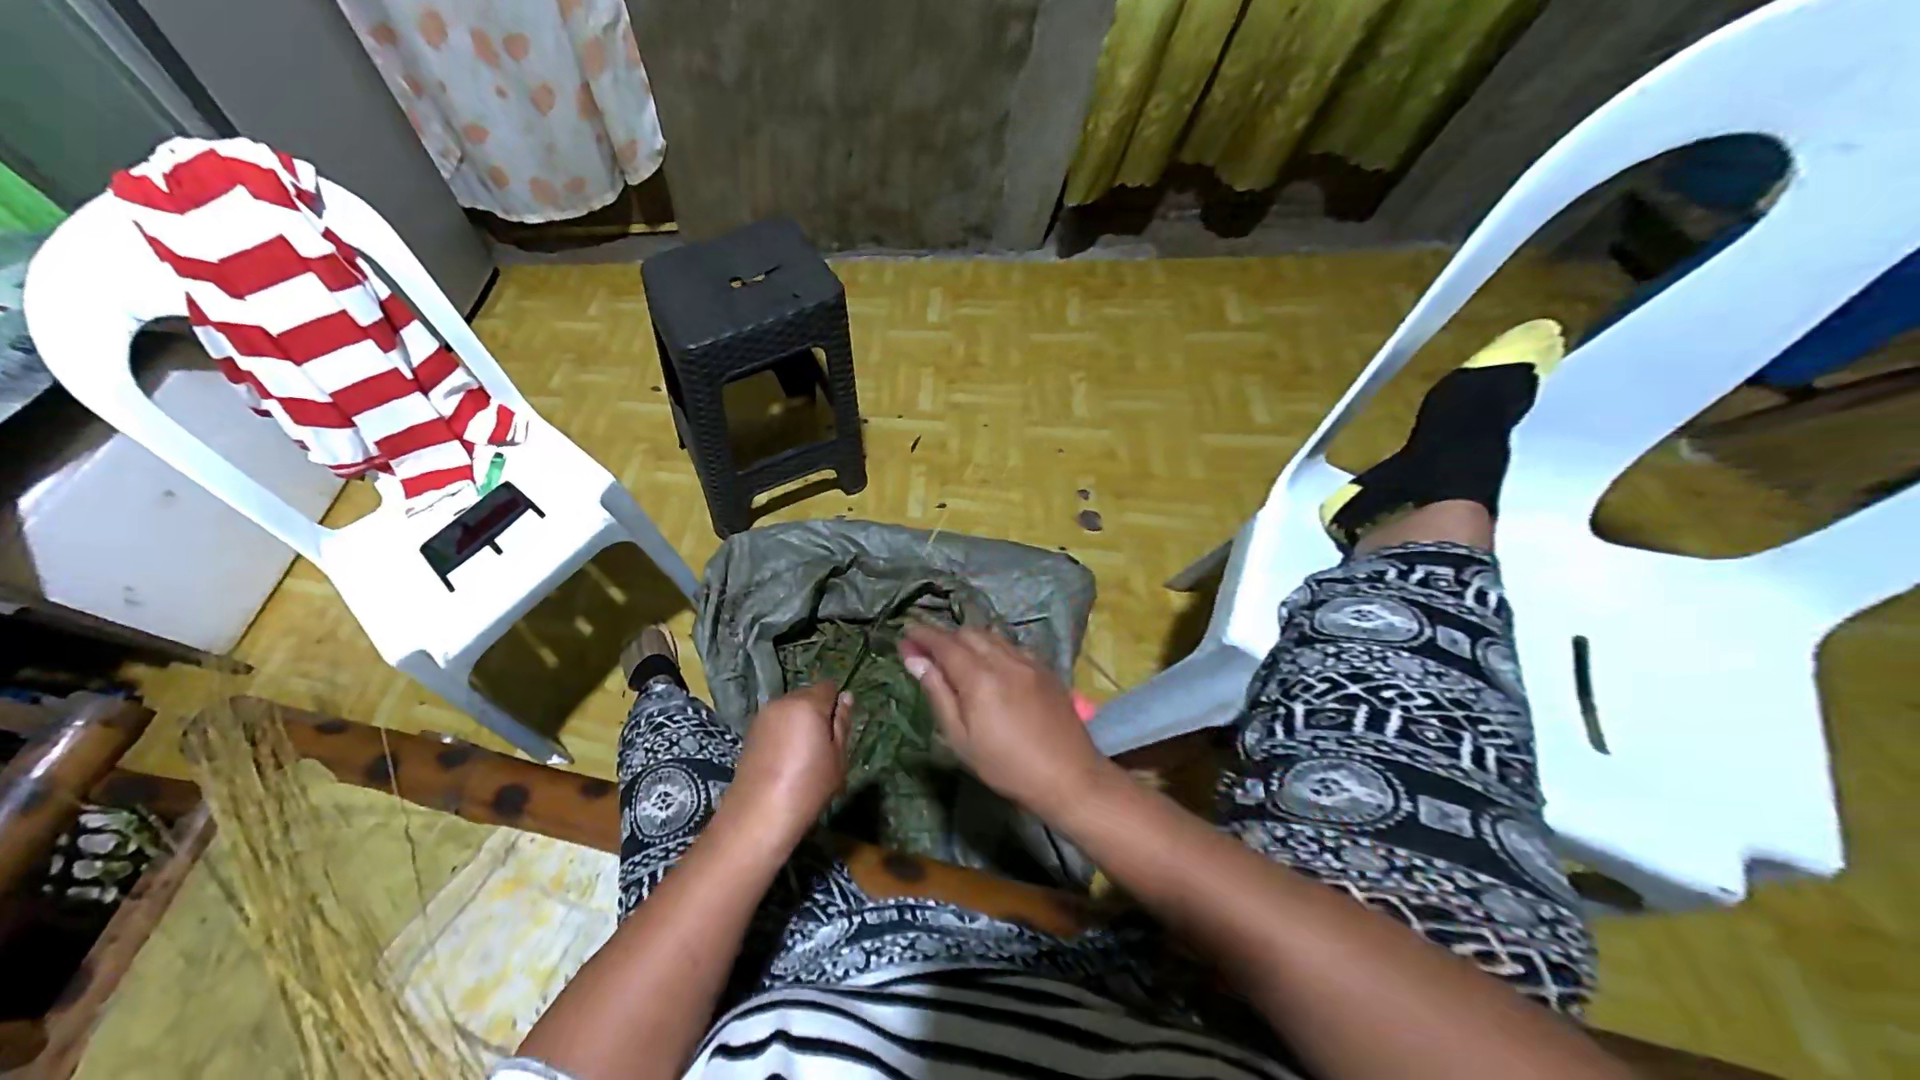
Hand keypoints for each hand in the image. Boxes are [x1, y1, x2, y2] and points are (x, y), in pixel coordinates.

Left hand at [725, 681, 851, 846]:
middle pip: (808, 696)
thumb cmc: (808, 786)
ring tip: (801, 757)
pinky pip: (776, 723)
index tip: (837, 732)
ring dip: (799, 724)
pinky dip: (783, 734)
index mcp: (808, 704)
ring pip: (790, 710)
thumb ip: (843, 722)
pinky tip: (784, 761)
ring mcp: (763, 716)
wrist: (759, 814)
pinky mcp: (750, 732)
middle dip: (817, 713)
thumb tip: (846, 697)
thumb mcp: (838, 756)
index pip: (829, 687)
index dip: (836, 706)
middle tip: (822, 747)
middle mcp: (783, 702)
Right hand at [899, 623, 1116, 820]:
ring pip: (992, 636)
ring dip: (969, 641)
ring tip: (957, 658)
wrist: (1068, 776)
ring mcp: (1029, 662)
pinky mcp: (1045, 669)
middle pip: (968, 633)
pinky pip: (1012, 647)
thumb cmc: (1005, 766)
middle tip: (928, 653)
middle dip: (945, 637)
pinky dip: (994, 648)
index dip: (922, 636)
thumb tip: (915, 659)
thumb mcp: (960, 738)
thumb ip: (938, 692)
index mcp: (979, 677)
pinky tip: (991, 667)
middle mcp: (1004, 659)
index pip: (944, 643)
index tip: (906, 635)